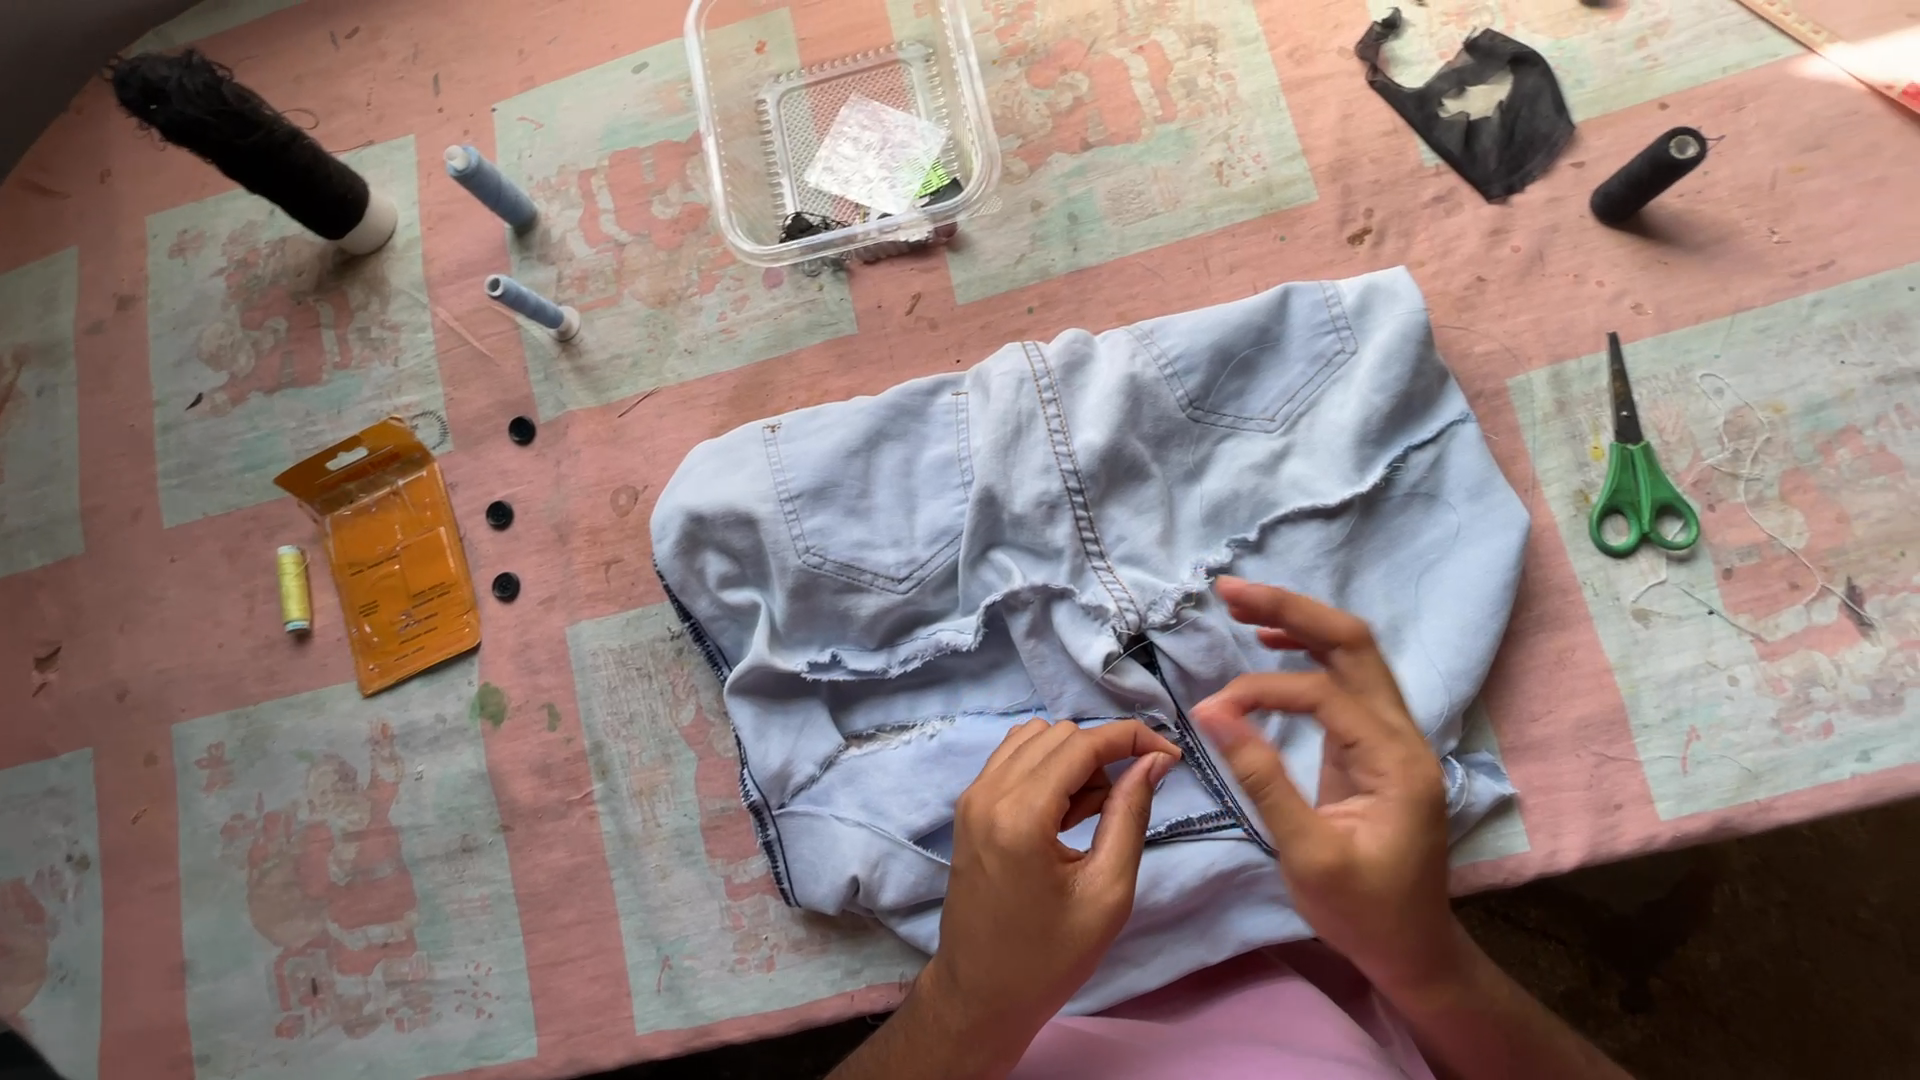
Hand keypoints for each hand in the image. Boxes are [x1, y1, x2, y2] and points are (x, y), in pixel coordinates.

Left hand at [920, 718, 1180, 1072]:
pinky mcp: (968, 804)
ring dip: (1073, 760)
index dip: (1131, 738)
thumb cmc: (1049, 958)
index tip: (1169, 757)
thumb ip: (1130, 815)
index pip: (1082, 744)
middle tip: (1119, 809)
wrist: (980, 994)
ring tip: (1088, 816)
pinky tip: (1061, 813)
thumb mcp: (1107, 893)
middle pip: (1060, 734)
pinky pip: (1013, 756)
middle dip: (1102, 756)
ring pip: (1036, 737)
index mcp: (1020, 816)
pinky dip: (1046, 767)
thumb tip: (1153, 761)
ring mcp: (972, 795)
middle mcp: (988, 792)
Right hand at [1191, 577, 1467, 1000]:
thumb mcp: (1307, 854)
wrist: (1412, 949)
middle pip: (1353, 644)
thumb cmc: (1364, 912)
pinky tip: (1272, 642)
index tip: (1212, 713)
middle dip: (1290, 610)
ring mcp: (1392, 735)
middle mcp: (1404, 735)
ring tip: (1241, 604)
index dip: (1262, 693)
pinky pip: (1343, 677)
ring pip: (1352, 652)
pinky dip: (1307, 650)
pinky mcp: (1372, 742)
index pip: (1325, 695)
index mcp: (1398, 762)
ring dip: (1298, 621)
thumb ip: (1263, 778)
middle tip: (1228, 590)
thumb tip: (1212, 713)